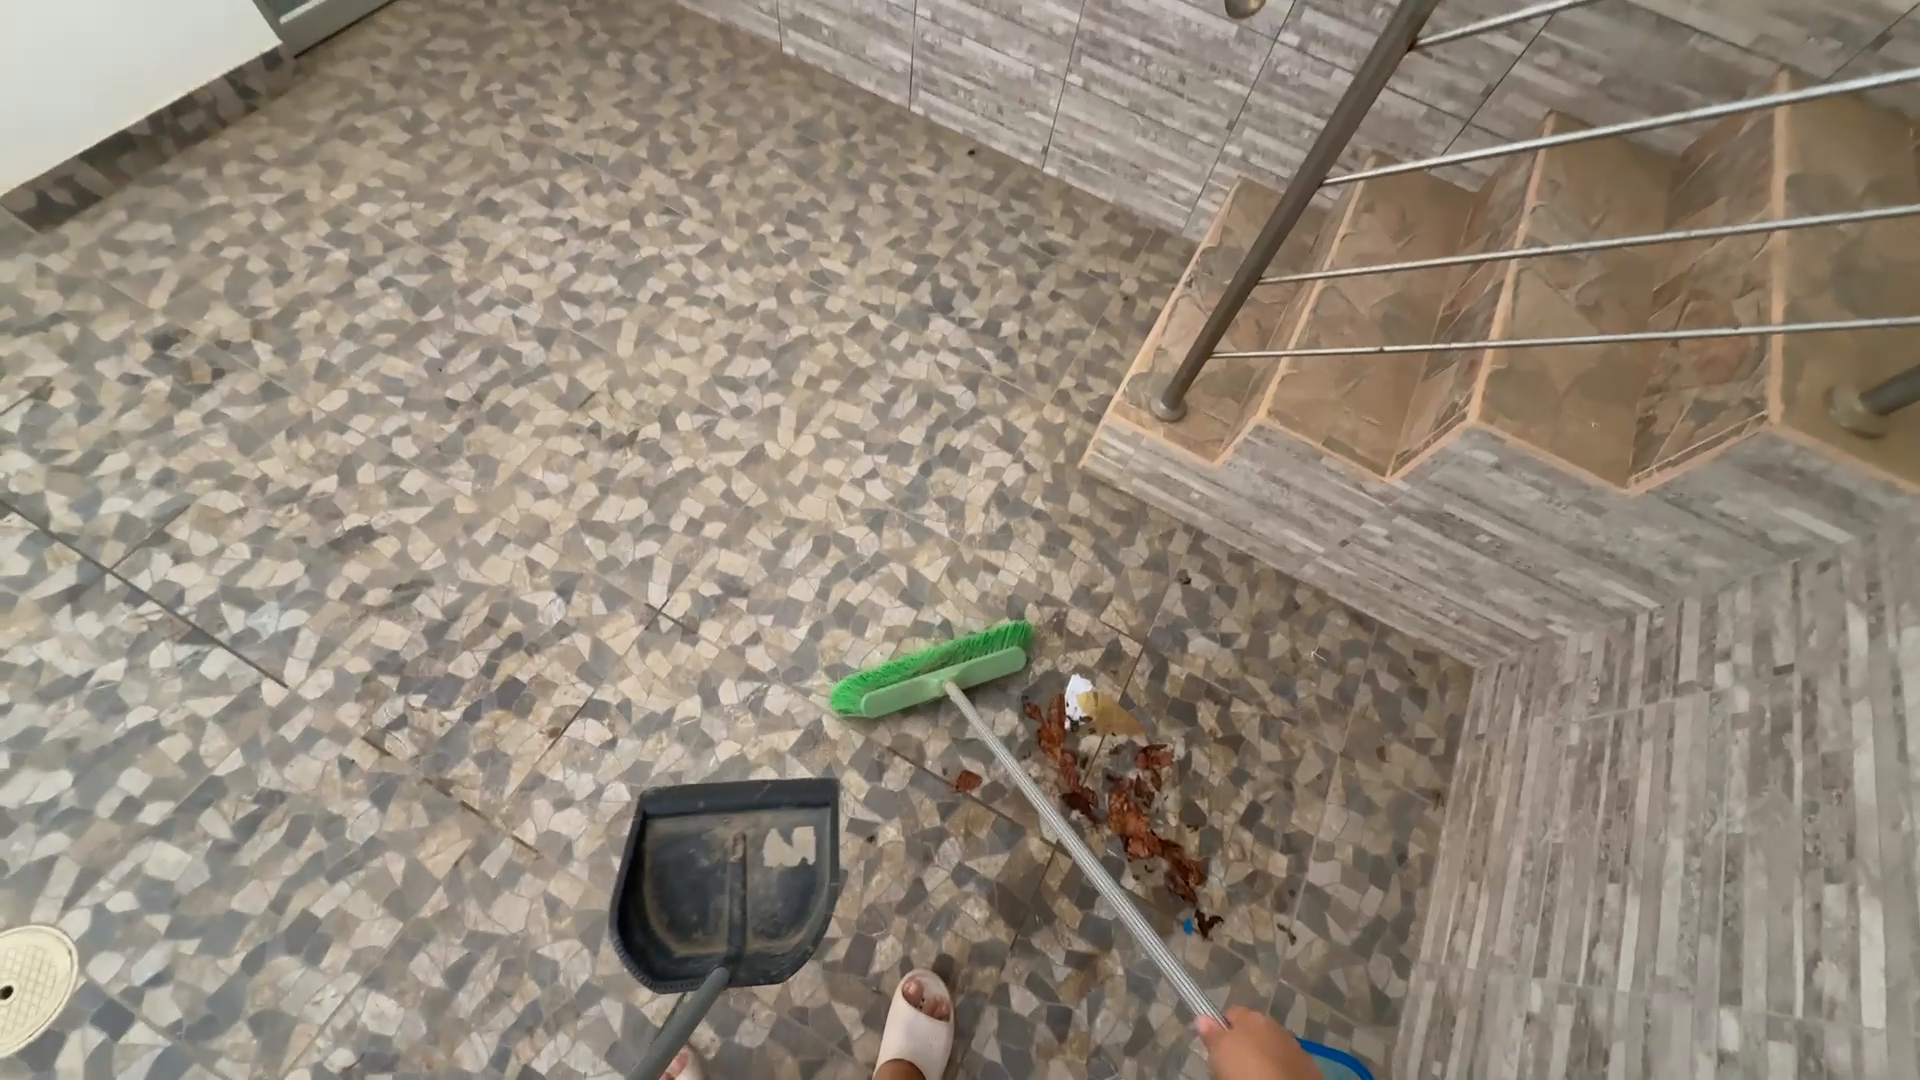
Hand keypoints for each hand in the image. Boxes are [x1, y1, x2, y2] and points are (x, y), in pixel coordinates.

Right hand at [1195, 1007, 1320, 1079]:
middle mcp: (1275, 1025)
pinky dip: (1282, 1071)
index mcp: (1251, 1016)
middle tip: (1234, 1067)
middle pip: (1253, 1031)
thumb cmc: (1247, 1071)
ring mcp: (1295, 1046)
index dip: (1222, 1031)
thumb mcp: (1219, 1053)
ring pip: (1273, 1048)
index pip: (1230, 1013)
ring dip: (1265, 1058)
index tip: (1218, 1049)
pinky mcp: (1311, 1069)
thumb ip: (1211, 1033)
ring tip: (1256, 1076)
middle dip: (1245, 1045)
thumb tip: (1202, 1017)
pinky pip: (1289, 1065)